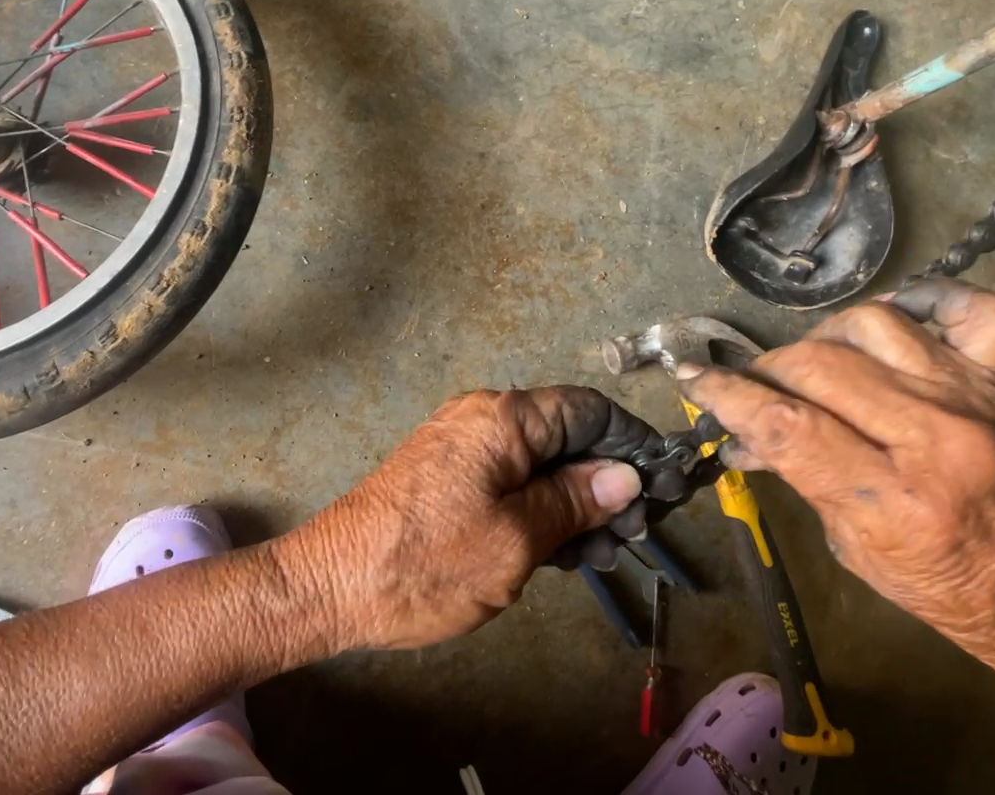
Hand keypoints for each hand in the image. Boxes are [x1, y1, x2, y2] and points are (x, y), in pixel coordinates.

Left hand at [282, 387, 651, 650]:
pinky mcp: (450, 477)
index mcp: (502, 419)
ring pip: (540, 463)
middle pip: (565, 435)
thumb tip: (625, 476)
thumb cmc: (426, 564)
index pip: (587, 409)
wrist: (331, 585)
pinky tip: (563, 552)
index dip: (632, 443)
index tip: (663, 487)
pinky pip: (512, 482)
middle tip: (631, 538)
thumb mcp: (515, 540)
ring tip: (601, 556)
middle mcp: (483, 419)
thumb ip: (573, 501)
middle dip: (605, 482)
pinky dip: (542, 511)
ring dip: (576, 503)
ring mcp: (464, 448)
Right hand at [675, 279, 994, 690]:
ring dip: (823, 339)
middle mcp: (935, 437)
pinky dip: (931, 299)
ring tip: (813, 367)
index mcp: (895, 499)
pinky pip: (973, 309)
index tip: (692, 381)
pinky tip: (895, 318)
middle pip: (817, 365)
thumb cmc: (944, 587)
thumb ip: (798, 475)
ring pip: (873, 324)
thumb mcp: (852, 546)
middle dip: (765, 372)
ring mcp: (971, 401)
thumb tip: (740, 432)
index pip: (785, 423)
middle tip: (751, 391)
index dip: (726, 395)